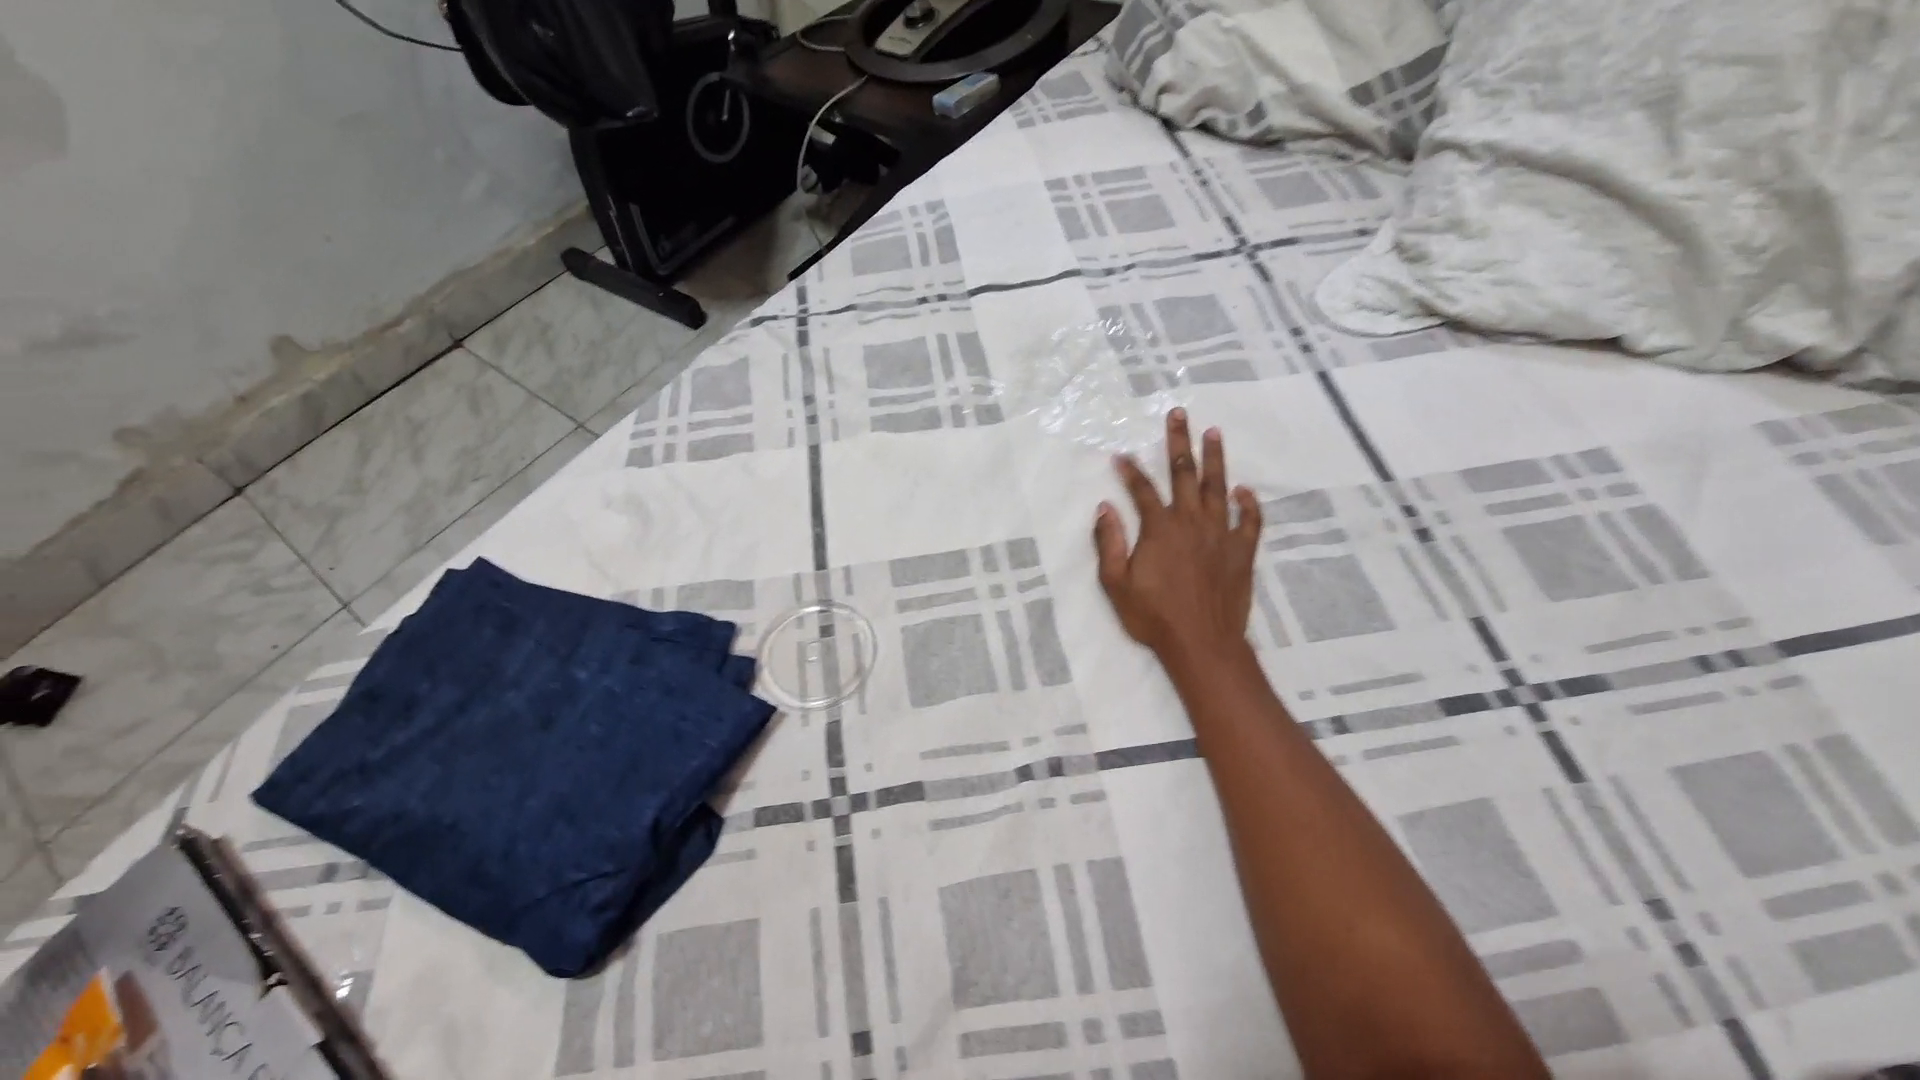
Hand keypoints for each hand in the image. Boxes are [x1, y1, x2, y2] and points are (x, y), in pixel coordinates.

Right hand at [1093, 409, 1262, 662]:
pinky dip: (1248, 503)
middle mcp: (1191, 522)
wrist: (1202, 643)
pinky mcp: (1242, 551)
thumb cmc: (1153, 617)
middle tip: (1179, 414)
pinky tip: (1244, 490)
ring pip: (1218, 487)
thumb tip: (1104, 509)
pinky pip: (1249, 520)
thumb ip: (1110, 543)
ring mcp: (1221, 534)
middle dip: (1179, 442)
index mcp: (1159, 528)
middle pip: (1184, 473)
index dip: (1130, 471)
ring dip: (1215, 458)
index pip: (1142, 490)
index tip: (1121, 454)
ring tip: (1213, 433)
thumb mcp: (1116, 584)